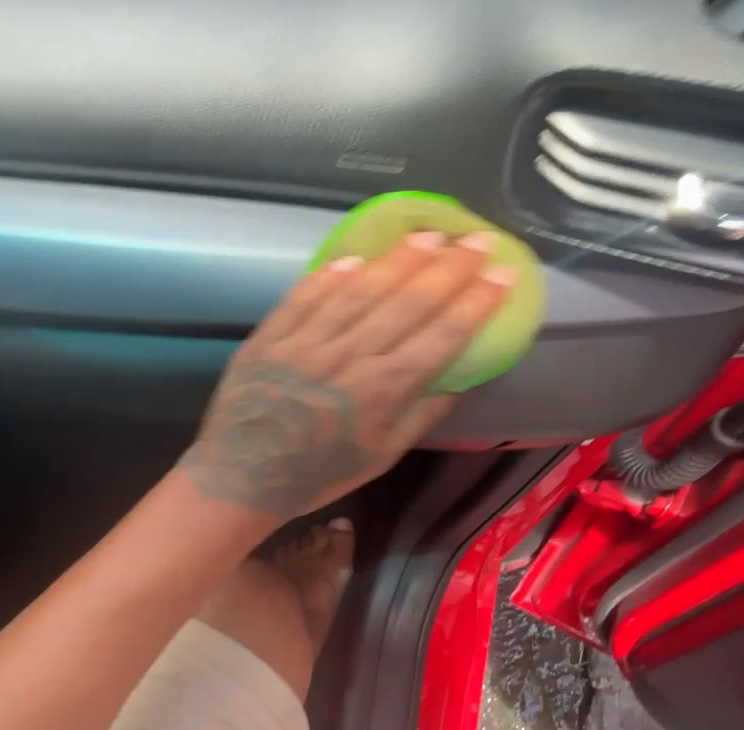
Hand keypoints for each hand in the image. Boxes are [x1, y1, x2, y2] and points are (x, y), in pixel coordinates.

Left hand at [181, 231, 515, 521]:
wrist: (238, 480)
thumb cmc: (314, 475)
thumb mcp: (381, 456)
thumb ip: (422, 414)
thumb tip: (462, 376)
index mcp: (383, 389)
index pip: (443, 333)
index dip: (477, 301)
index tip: (504, 272)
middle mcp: (346, 358)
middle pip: (406, 302)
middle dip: (448, 268)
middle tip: (478, 239)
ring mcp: (301, 346)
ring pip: (356, 293)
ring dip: (396, 261)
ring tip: (427, 236)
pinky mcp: (264, 342)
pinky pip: (299, 301)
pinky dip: (327, 278)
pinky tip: (353, 258)